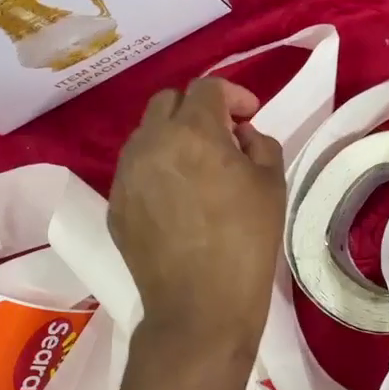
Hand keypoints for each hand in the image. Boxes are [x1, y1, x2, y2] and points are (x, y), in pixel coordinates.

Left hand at [108, 78, 286, 352]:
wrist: (201, 302)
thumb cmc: (248, 237)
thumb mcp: (272, 181)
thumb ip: (258, 143)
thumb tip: (238, 136)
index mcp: (193, 132)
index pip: (207, 87)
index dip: (234, 94)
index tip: (250, 117)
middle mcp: (151, 143)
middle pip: (168, 101)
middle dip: (198, 109)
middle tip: (225, 136)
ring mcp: (126, 174)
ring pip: (147, 133)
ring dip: (175, 136)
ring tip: (201, 166)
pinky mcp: (116, 204)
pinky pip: (137, 168)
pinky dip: (160, 167)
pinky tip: (182, 197)